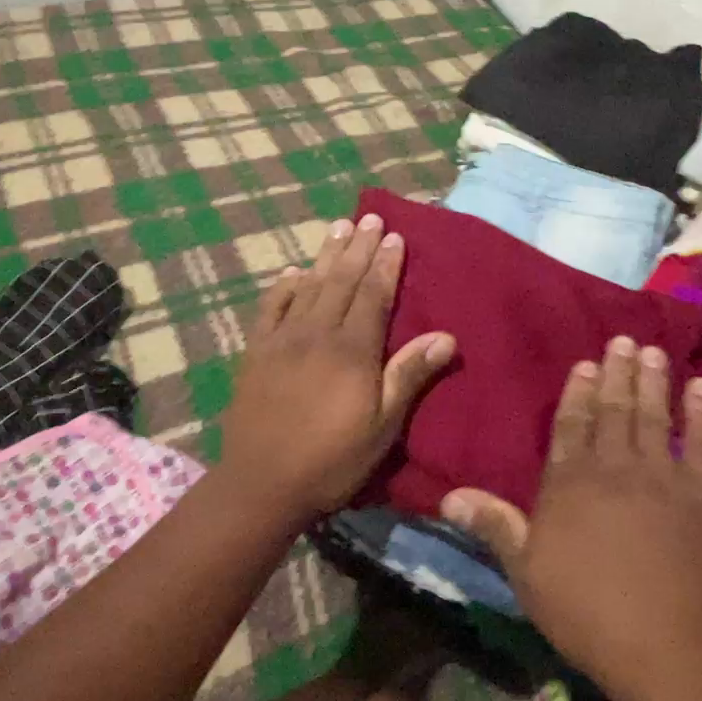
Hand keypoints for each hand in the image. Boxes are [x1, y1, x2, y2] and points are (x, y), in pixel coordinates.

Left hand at [220, 212, 455, 519]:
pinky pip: (270, 308)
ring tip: (339, 227)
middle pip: (341, 281)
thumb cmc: (332, 459)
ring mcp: (282, 340)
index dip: (386, 264)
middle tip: (371, 217)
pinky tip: (292, 273)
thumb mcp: (382, 426)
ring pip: (308, 286)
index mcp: (352, 350)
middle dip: (359, 248)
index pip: (373, 295)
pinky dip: (283, 287)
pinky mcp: (255, 352)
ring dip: (326, 255)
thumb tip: (446, 335)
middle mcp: (316, 333)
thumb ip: (409, 376)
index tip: (395, 236)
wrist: (261, 483)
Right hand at [440, 336, 701, 700]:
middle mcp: (613, 466)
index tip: (585, 363)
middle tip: (623, 340)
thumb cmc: (586, 610)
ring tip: (652, 350)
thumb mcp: (526, 571)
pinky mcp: (700, 493)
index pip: (571, 424)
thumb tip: (447, 495)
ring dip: (653, 380)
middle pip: (614, 409)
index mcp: (569, 481)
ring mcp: (661, 475)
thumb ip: (493, 525)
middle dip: (616, 373)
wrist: (666, 643)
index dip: (577, 392)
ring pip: (653, 415)